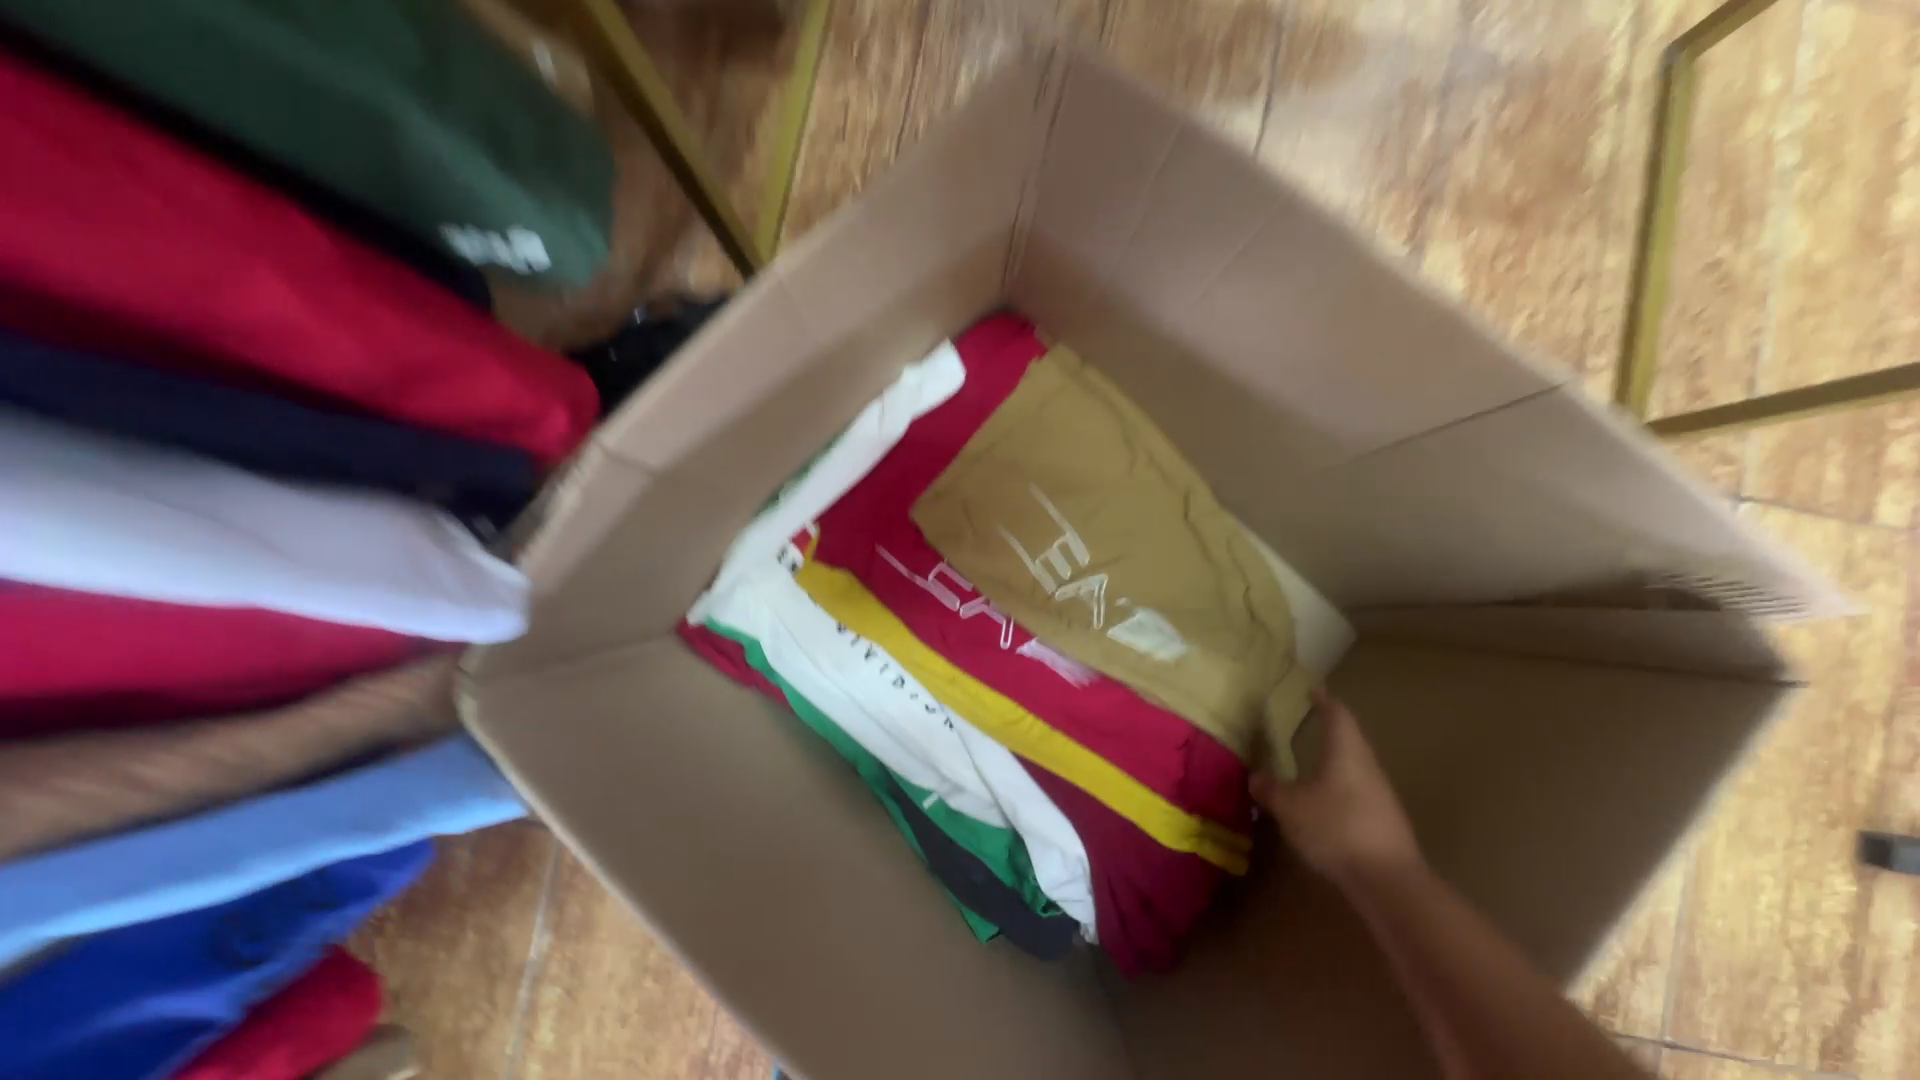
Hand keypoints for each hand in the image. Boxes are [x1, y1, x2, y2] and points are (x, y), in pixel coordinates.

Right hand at [1250, 687, 1421, 883]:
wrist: (1388, 879)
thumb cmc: (1335, 827)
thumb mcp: (1290, 807)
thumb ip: (1271, 789)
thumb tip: (1256, 776)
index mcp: (1346, 752)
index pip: (1338, 715)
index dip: (1324, 701)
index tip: (1314, 691)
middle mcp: (1368, 766)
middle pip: (1351, 741)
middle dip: (1331, 732)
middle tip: (1310, 726)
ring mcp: (1380, 795)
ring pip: (1355, 768)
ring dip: (1335, 763)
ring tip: (1312, 767)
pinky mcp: (1384, 821)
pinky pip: (1357, 793)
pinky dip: (1339, 790)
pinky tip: (1324, 805)